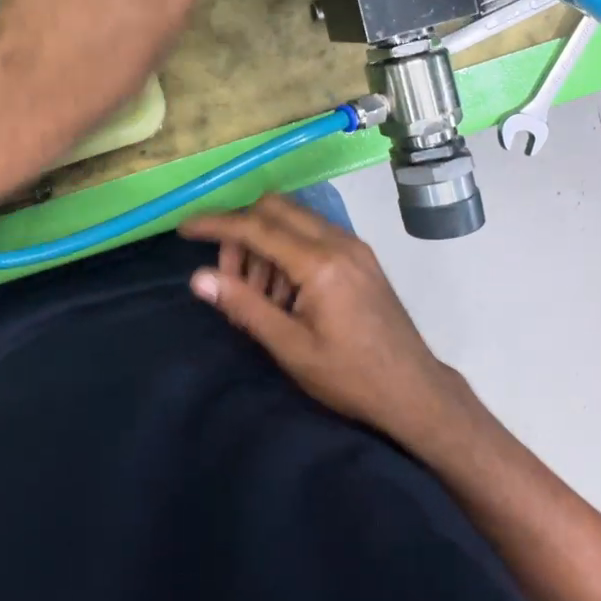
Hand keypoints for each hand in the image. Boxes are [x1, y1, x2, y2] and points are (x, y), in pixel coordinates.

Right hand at [181, 195, 464, 443]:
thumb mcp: (291, 348)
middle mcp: (339, 242)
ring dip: (264, 243)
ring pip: (293, 219)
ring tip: (258, 296)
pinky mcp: (360, 257)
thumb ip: (245, 307)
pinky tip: (284, 293)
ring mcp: (354, 246)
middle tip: (228, 275)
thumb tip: (199, 278)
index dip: (216, 225)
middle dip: (241, 232)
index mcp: (320, 263)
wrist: (415, 392)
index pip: (257, 227)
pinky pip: (312, 234)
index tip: (184, 229)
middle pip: (275, 208)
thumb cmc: (351, 377)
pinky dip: (287, 250)